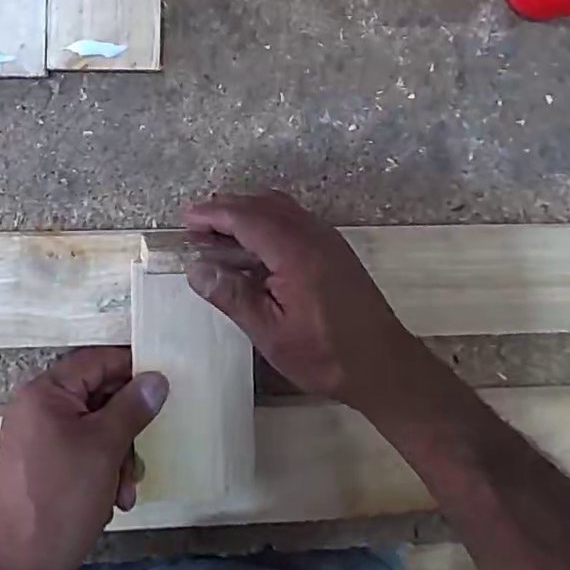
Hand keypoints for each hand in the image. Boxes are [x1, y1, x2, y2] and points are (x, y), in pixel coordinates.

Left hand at [0, 347, 167, 569]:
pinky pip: (81, 449)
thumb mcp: (105, 446)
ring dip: (118, 455)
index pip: (96, 361)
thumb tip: (157, 378)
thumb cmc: (59, 500)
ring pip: (94, 426)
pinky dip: (101, 468)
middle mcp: (37, 408)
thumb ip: (133, 406)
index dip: (131, 368)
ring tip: (124, 489)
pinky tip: (112, 498)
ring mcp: (37, 438)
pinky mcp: (41, 465)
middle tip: (141, 450)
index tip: (160, 382)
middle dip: (126, 427)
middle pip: (98, 396)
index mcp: (45, 393)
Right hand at [183, 191, 434, 413]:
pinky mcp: (332, 247)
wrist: (384, 363)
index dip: (213, 214)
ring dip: (247, 214)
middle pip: (262, 205)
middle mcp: (311, 232)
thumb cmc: (325, 354)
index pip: (246, 217)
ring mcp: (325, 237)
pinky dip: (266, 222)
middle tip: (195, 227)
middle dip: (226, 210)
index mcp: (294, 249)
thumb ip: (233, 296)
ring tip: (217, 234)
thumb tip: (196, 268)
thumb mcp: (271, 333)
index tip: (185, 219)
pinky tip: (253, 247)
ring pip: (279, 209)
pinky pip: (293, 219)